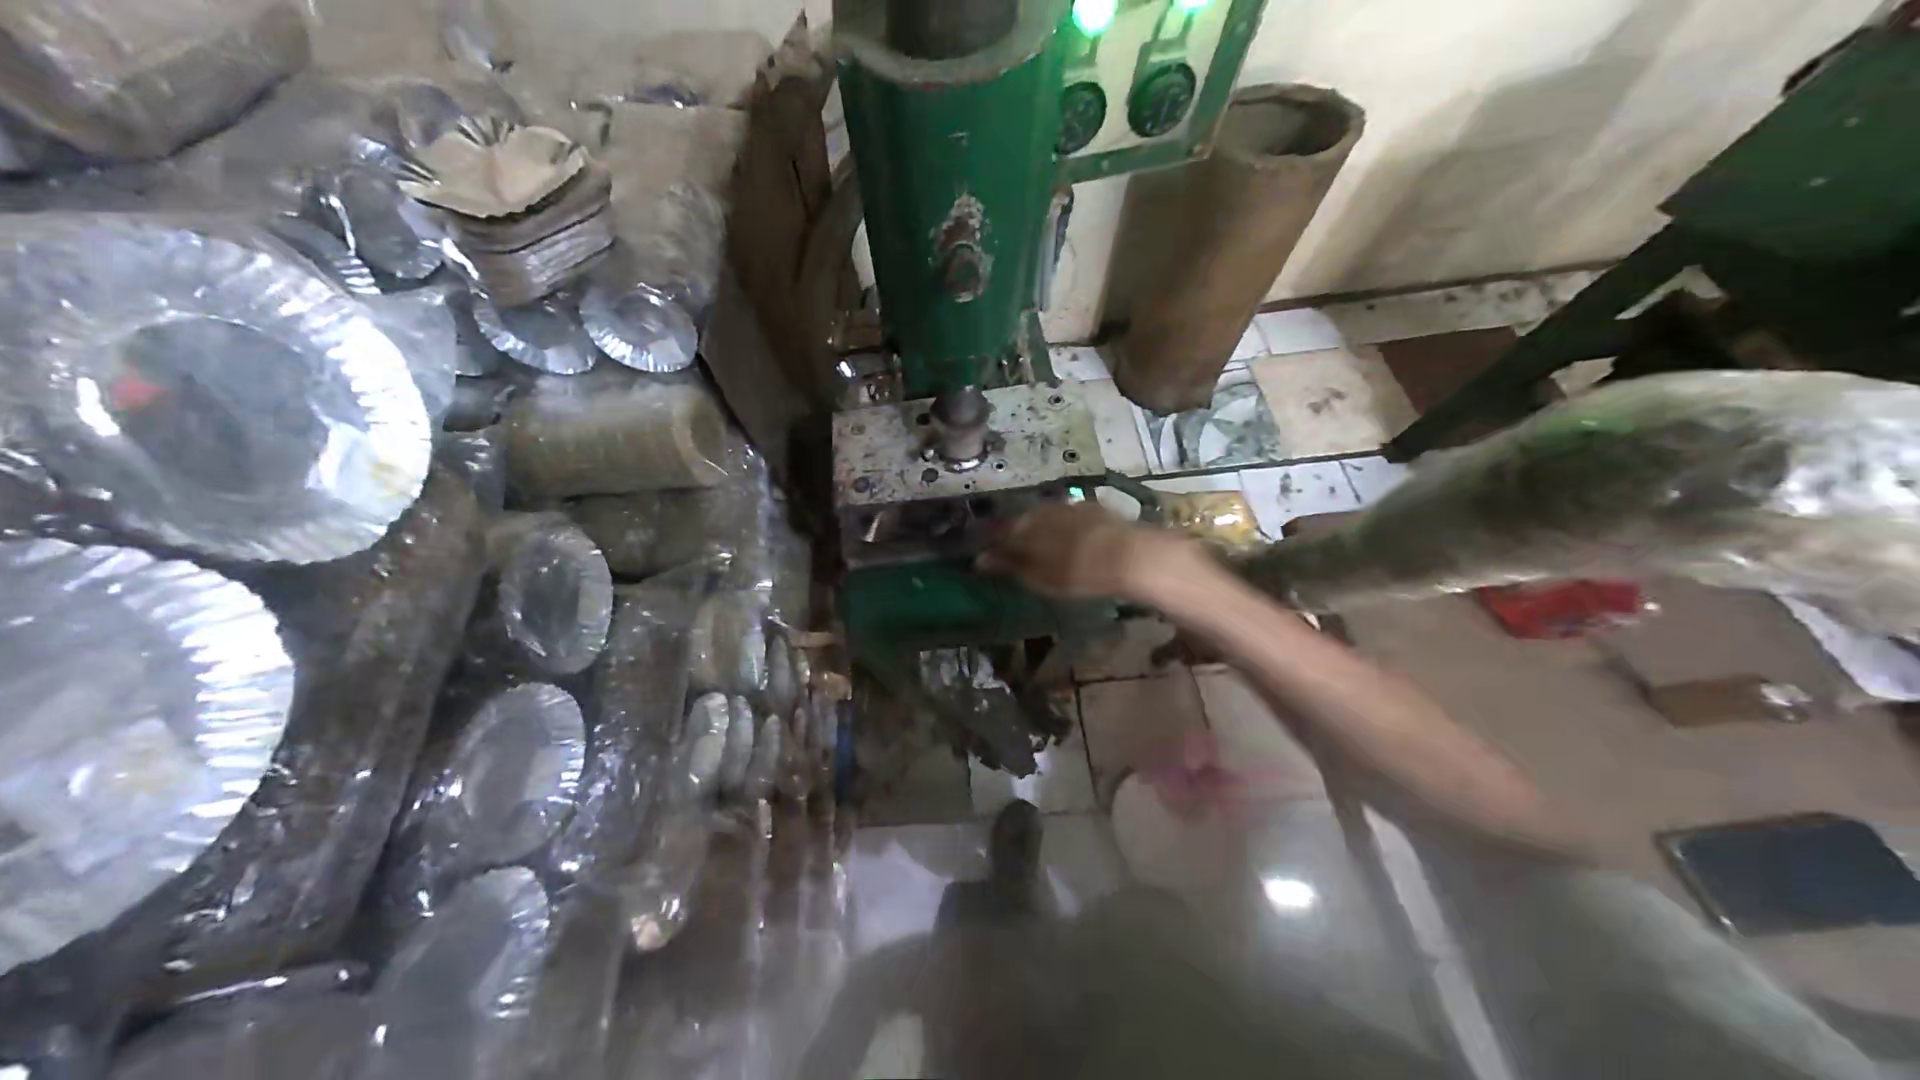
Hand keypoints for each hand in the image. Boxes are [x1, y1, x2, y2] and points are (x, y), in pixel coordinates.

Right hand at [977, 501, 1208, 599]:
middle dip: (1018, 533)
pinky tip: (1071, 538)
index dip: (993, 542)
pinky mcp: (1097, 510)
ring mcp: (1073, 507)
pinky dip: (1065, 527)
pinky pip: (1071, 517)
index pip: (1002, 530)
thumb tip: (979, 559)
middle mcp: (1046, 509)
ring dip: (1042, 528)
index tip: (987, 552)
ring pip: (1048, 516)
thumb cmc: (1077, 571)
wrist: (1130, 556)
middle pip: (1025, 520)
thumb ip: (1008, 565)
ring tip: (1043, 545)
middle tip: (1016, 550)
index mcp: (1027, 524)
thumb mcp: (1038, 575)